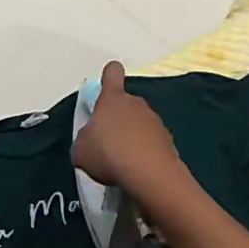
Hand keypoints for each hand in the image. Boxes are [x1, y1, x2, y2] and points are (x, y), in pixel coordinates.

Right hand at [71, 61, 186, 192]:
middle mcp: (136, 104)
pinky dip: (144, 151)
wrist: (149, 174)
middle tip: (107, 142)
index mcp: (113, 99)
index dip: (109, 76)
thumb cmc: (108, 153)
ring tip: (122, 160)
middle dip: (117, 119)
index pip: (112, 73)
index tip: (106, 85)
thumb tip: (91, 140)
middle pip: (125, 103)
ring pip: (139, 123)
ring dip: (131, 136)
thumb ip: (85, 138)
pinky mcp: (168, 140)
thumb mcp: (81, 149)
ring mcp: (155, 121)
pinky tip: (137, 168)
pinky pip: (151, 141)